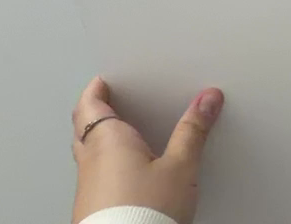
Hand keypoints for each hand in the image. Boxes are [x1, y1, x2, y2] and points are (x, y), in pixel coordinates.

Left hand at [71, 76, 222, 223]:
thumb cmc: (144, 215)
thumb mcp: (181, 165)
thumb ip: (193, 130)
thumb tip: (207, 99)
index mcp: (107, 143)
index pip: (89, 107)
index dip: (95, 91)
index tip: (102, 80)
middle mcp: (91, 165)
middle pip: (83, 131)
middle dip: (95, 114)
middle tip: (108, 101)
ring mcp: (88, 192)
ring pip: (88, 156)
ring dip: (100, 141)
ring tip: (123, 133)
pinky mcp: (93, 213)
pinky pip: (97, 179)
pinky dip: (109, 166)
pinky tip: (129, 173)